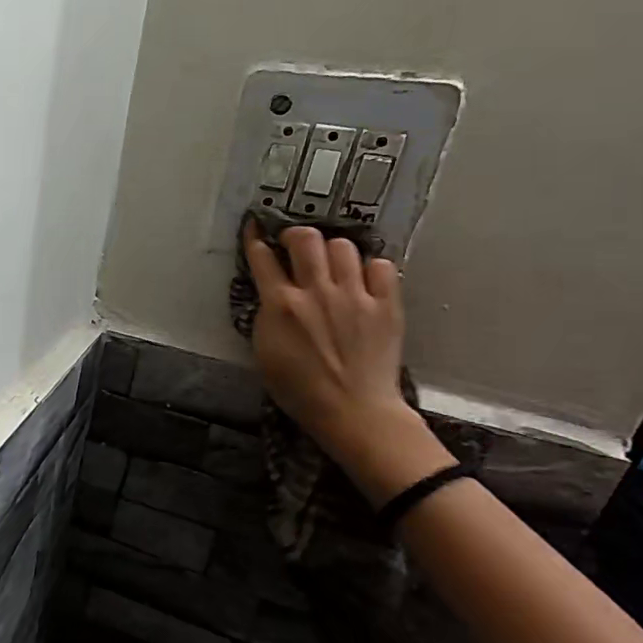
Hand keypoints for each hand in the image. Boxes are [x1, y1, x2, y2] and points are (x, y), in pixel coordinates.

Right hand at [243, 222, 429, 482]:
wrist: (354, 413)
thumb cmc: (301, 392)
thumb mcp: (265, 354)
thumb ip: (266, 316)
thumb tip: (271, 292)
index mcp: (281, 306)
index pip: (263, 258)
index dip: (256, 239)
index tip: (256, 229)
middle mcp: (317, 292)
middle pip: (305, 239)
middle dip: (296, 235)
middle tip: (296, 246)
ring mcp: (354, 296)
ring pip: (343, 246)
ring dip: (333, 252)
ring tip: (333, 266)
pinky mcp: (386, 304)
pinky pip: (381, 266)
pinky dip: (371, 269)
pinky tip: (364, 282)